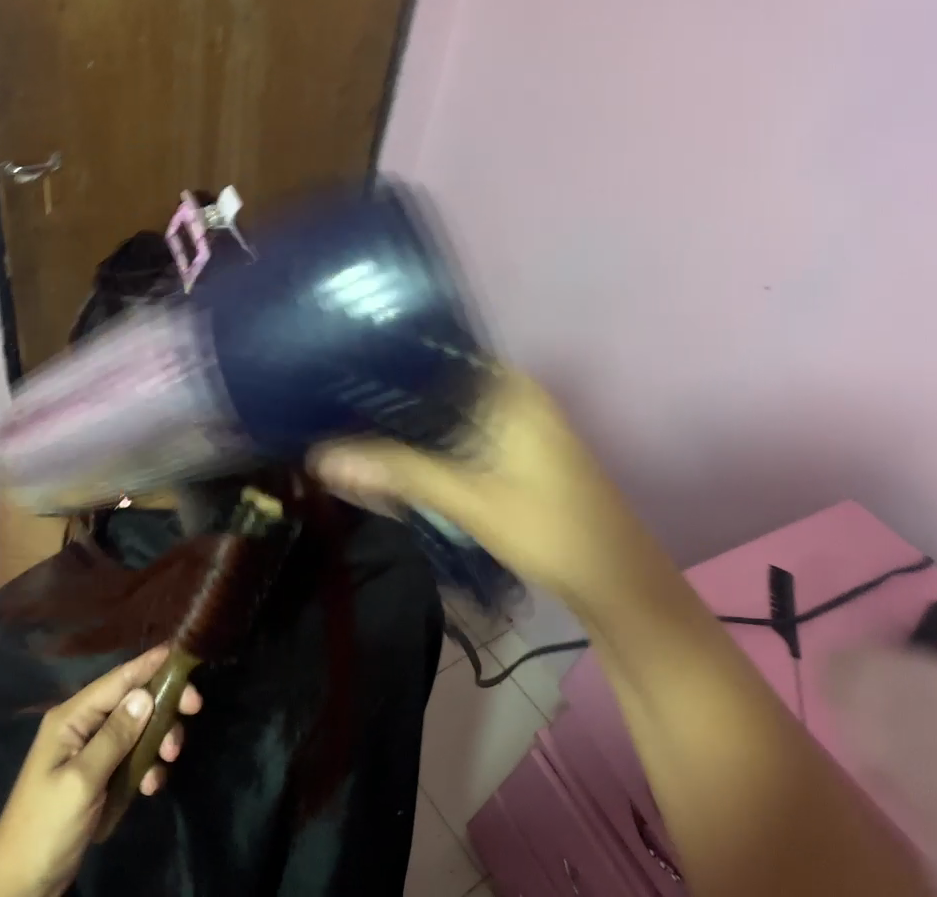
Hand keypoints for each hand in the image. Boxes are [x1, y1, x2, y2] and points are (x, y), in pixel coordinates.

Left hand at [0, 647, 203, 896]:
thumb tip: (144, 694)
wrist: (23, 878)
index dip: (150, 665)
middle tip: (194, 711)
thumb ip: (114, 736)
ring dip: (158, 740)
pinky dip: (146, 768)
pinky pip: (131, 760)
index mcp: (71, 718)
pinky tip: (150, 787)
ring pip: (136, 731)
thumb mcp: (82, 780)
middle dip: (162, 706)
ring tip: (168, 760)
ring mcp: (90, 753)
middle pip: (131, 702)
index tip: (183, 655)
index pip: (117, 680)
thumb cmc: (46, 823)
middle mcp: (81, 727)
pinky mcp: (99, 778)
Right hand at [310, 367, 656, 598]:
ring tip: (340, 423)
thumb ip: (397, 472)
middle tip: (324, 402)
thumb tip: (321, 456)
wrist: (615, 582)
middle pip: (433, 384)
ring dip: (400, 422)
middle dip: (384, 396)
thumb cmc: (550, 530)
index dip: (382, 360)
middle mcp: (510, 394)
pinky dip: (422, 442)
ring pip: (441, 412)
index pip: (432, 353)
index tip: (330, 368)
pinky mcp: (509, 452)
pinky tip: (385, 454)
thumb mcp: (468, 499)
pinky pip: (454, 433)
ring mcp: (513, 424)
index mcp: (507, 388)